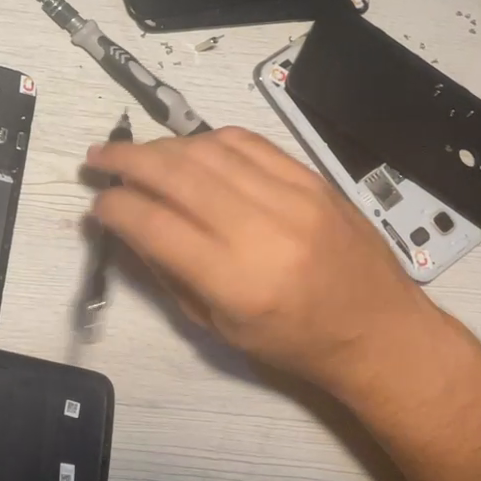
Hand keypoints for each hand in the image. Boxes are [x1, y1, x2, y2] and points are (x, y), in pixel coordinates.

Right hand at [85, 127, 441, 393]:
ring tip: (136, 153)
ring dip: (159, 146)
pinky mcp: (312, 179)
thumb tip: (122, 222)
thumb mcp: (215, 324)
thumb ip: (165, 269)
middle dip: (125, 160)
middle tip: (97, 157)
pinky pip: (245, 141)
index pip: (153, 223)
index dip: (113, 207)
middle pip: (174, 174)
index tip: (96, 204)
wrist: (383, 333)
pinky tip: (186, 149)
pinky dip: (205, 139)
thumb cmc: (292, 341)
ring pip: (206, 150)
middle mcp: (262, 231)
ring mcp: (292, 199)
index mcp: (235, 281)